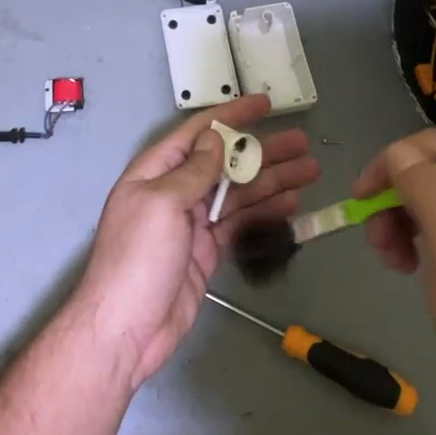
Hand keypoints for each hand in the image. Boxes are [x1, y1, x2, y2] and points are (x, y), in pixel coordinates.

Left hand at [68, 95, 319, 388]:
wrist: (125, 330)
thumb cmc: (137, 260)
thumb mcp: (162, 204)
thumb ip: (193, 170)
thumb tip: (214, 136)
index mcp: (156, 172)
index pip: (198, 133)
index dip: (232, 116)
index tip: (265, 104)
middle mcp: (174, 191)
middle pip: (225, 162)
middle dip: (263, 151)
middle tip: (302, 142)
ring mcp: (192, 223)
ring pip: (238, 193)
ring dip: (272, 180)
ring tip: (309, 171)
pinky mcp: (206, 251)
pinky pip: (240, 222)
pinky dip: (264, 212)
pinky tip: (290, 204)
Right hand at [353, 130, 435, 418]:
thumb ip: (426, 192)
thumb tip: (396, 149)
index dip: (393, 163)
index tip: (360, 197)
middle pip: (433, 172)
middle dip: (396, 200)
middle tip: (374, 240)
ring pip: (432, 199)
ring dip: (401, 221)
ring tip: (390, 260)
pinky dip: (416, 238)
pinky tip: (407, 265)